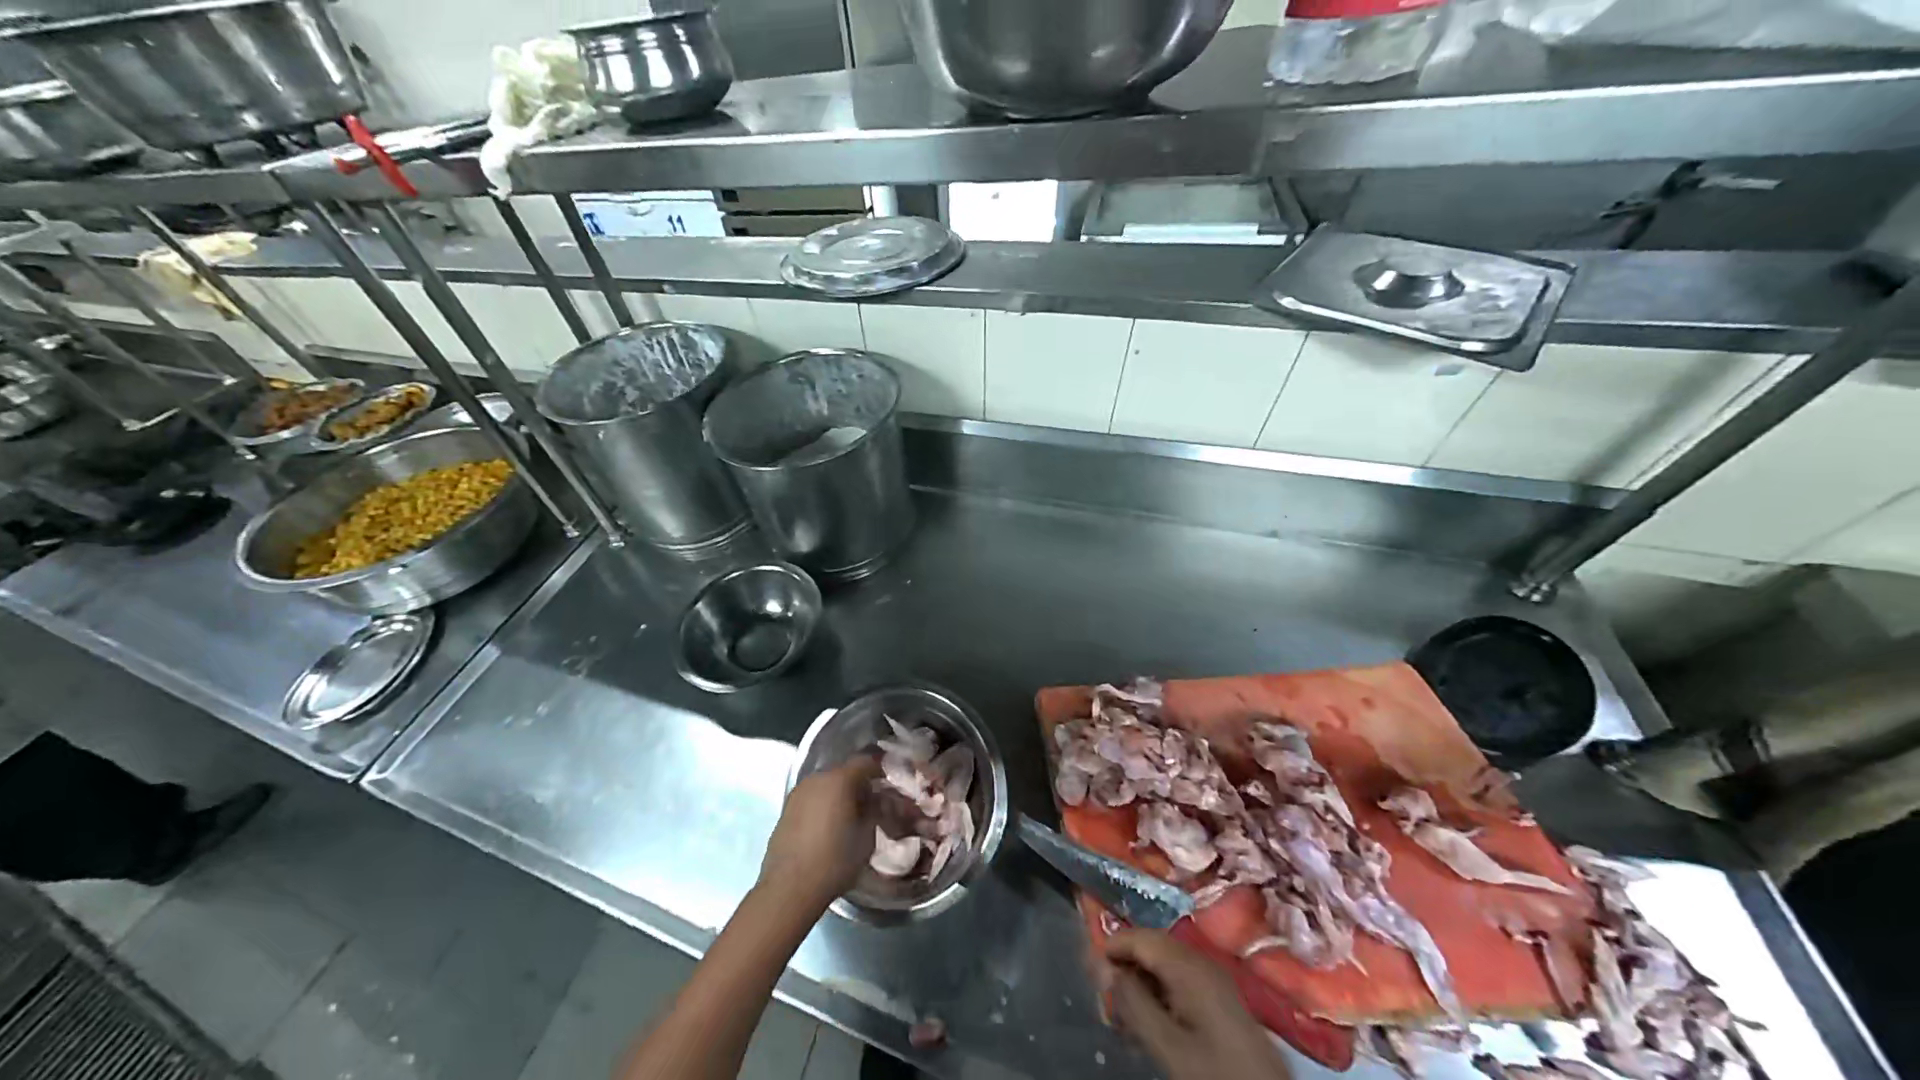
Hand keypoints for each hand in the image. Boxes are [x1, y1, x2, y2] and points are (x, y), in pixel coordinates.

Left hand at [760, 756, 880, 907]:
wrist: (789, 888)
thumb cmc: (835, 860)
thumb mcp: (867, 836)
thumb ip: (876, 811)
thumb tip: (879, 800)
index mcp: (839, 779)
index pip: (866, 762)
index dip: (882, 770)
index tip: (892, 784)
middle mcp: (816, 779)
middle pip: (845, 772)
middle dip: (861, 784)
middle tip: (874, 804)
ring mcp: (798, 793)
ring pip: (827, 786)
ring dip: (841, 795)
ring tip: (852, 817)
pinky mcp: (786, 810)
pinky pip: (812, 799)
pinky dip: (824, 805)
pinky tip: (829, 827)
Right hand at [1106, 930, 1293, 1079]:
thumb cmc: (1215, 1074)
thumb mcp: (1166, 1044)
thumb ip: (1131, 1001)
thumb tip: (1100, 965)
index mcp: (1188, 964)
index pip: (1138, 936)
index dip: (1110, 948)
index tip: (1088, 975)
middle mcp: (1201, 961)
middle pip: (1150, 949)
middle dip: (1123, 970)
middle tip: (1106, 1006)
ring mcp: (1213, 979)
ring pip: (1163, 967)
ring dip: (1139, 987)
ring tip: (1124, 1023)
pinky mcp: (1220, 999)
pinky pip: (1179, 983)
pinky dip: (1159, 998)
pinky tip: (1151, 1029)